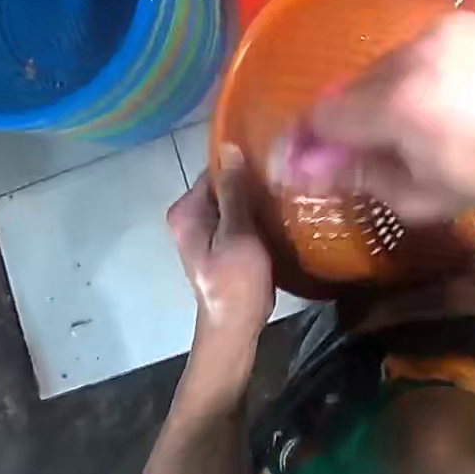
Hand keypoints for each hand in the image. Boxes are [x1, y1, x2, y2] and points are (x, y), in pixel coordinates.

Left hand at [167, 145, 274, 340]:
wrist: (235, 327)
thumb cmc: (235, 282)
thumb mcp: (238, 234)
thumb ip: (233, 191)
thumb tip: (228, 146)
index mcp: (187, 211)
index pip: (216, 170)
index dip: (245, 164)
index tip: (276, 162)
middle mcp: (191, 217)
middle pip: (226, 185)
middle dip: (253, 182)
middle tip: (287, 179)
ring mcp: (206, 231)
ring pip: (236, 202)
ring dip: (258, 199)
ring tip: (288, 193)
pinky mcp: (223, 243)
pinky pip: (241, 218)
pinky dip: (257, 215)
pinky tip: (280, 215)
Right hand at [277, 13, 474, 221]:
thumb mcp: (419, 194)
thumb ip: (357, 175)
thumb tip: (305, 167)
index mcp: (400, 107)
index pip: (324, 115)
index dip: (309, 138)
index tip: (303, 155)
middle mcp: (411, 59)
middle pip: (349, 88)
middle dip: (349, 120)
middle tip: (364, 144)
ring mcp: (437, 33)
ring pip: (379, 66)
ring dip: (380, 95)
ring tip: (412, 120)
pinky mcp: (458, 22)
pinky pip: (411, 50)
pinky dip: (411, 74)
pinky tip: (436, 95)